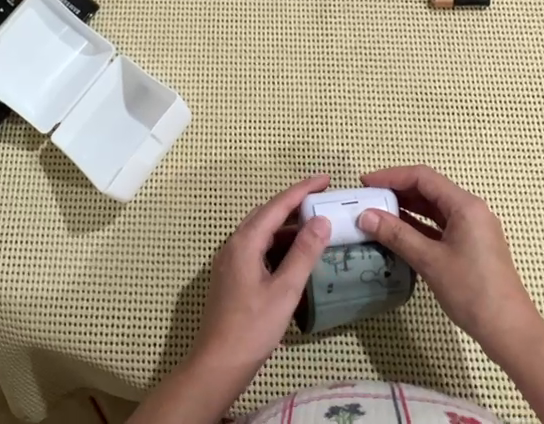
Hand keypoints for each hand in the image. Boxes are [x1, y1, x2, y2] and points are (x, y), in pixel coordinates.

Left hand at [194, 174, 333, 371]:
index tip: (326, 179)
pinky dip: (277, 244)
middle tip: (322, 200)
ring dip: (287, 226)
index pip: (277, 205)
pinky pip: (257, 247)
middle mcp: (234, 243)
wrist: (217, 364)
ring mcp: (230, 260)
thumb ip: (304, 253)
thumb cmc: (252, 328)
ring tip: (314, 225)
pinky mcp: (232, 275)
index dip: (302, 190)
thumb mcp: (285, 290)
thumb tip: (321, 220)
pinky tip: (294, 255)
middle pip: (267, 214)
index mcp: (245, 242)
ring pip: (261, 231)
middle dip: (294, 203)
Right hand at [356, 165, 543, 353]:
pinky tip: (398, 233)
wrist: (510, 331)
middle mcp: (471, 210)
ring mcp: (473, 229)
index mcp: (465, 205)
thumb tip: (365, 216)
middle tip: (368, 199)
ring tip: (378, 214)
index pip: (423, 177)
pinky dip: (418, 226)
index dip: (391, 176)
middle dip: (397, 191)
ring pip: (434, 209)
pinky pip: (440, 226)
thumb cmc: (472, 291)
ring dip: (407, 209)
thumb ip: (397, 235)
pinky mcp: (471, 246)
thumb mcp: (430, 261)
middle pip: (429, 190)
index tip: (366, 184)